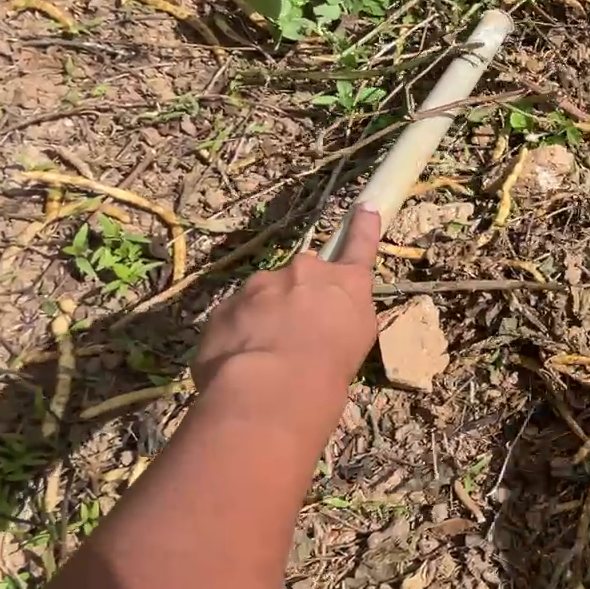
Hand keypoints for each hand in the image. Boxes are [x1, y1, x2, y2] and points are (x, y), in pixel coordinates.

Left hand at [193, 207, 381, 400]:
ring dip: (267, 313)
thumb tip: (328, 308)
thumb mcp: (359, 335)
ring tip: (268, 350)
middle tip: (299, 327)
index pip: (359, 246)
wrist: (272, 382)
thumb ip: (345, 308)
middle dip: (299, 292)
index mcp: (346, 280)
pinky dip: (240, 331)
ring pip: (265, 294)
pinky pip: (236, 315)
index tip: (364, 206)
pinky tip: (244, 357)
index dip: (363, 226)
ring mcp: (261, 285)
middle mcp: (305, 271)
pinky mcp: (225, 305)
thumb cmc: (332, 362)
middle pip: (303, 275)